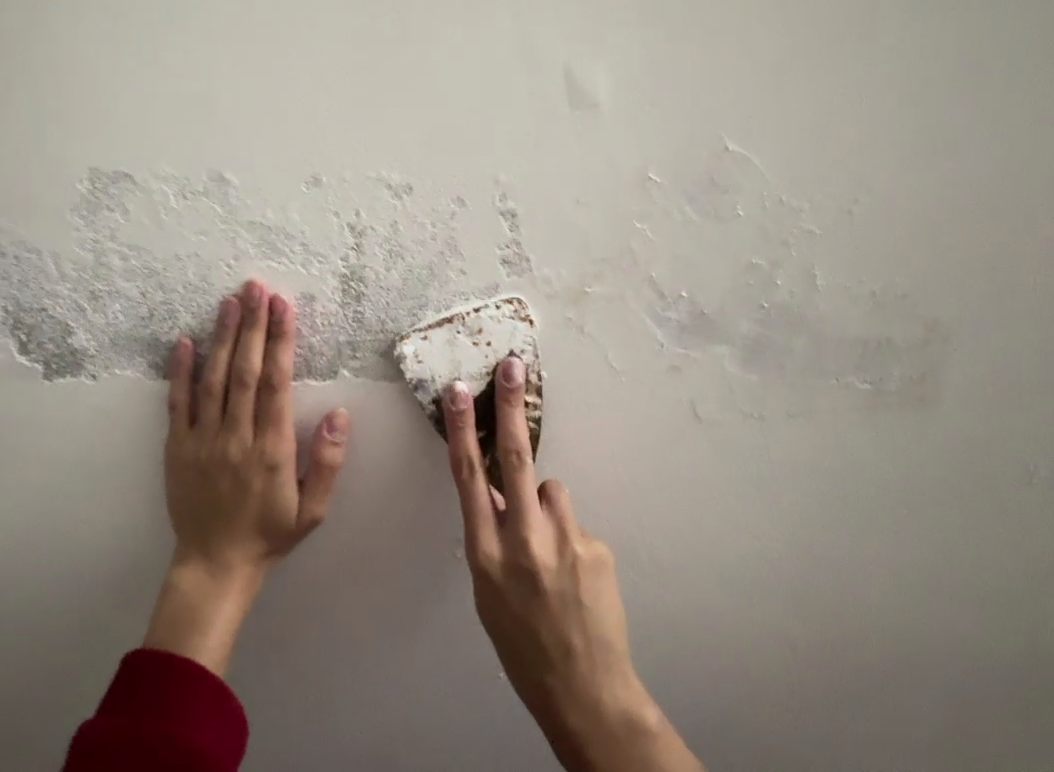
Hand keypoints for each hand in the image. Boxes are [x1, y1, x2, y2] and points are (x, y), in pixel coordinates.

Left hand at [142, 278, 349, 675]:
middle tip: (256, 288)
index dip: (280, 342)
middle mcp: (236, 437)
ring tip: (230, 302)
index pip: (276, 384)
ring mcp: (203, 440)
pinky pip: (178, 403)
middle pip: (244, 371)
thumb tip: (340, 415)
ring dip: (222, 338)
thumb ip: (327, 464)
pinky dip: (180, 371)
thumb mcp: (312, 511)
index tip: (283, 308)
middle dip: (252, 326)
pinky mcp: (178, 447)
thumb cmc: (269, 535)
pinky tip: (185, 341)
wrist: (214, 566)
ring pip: (213, 379)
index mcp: (272, 449)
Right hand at [443, 356, 702, 771]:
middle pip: (514, 457)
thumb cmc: (521, 643)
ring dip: (545, 506)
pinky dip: (569, 538)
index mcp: (485, 553)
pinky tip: (574, 577)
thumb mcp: (487, 591)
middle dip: (510, 406)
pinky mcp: (596, 547)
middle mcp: (523, 539)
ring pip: (551, 492)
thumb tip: (497, 497)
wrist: (583, 687)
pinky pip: (574, 524)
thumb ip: (489, 537)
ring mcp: (564, 541)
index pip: (468, 478)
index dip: (460, 430)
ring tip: (551, 553)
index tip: (458, 392)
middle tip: (513, 366)